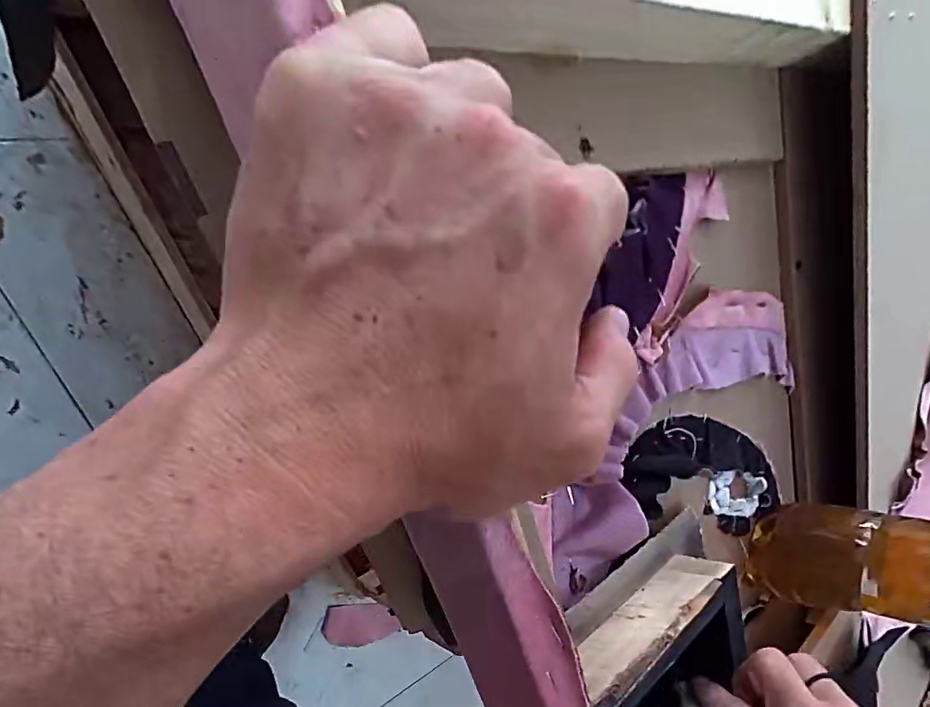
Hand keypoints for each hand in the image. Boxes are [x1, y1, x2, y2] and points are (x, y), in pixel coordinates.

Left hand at [198, 7, 636, 534]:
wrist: (310, 427)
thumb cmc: (451, 440)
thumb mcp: (575, 439)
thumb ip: (618, 366)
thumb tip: (607, 316)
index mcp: (563, 218)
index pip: (600, 201)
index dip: (577, 250)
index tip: (543, 285)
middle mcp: (495, 143)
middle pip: (533, 155)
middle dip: (517, 209)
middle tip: (470, 271)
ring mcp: (402, 106)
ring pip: (468, 99)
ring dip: (463, 149)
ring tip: (423, 211)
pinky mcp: (315, 89)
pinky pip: (381, 43)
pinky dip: (391, 83)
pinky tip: (381, 142)